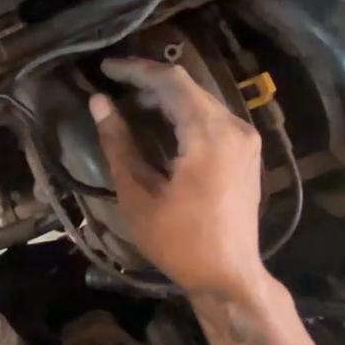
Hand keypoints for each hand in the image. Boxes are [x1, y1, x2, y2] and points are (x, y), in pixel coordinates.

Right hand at [90, 58, 268, 299]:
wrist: (229, 275)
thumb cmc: (178, 239)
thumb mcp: (138, 193)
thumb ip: (118, 142)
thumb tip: (98, 102)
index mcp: (208, 135)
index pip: (170, 81)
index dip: (135, 70)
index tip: (105, 69)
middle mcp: (234, 127)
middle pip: (188, 86)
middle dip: (149, 80)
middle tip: (113, 82)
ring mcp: (245, 139)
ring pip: (201, 99)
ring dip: (166, 95)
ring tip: (130, 101)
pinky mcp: (246, 151)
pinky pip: (212, 116)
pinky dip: (183, 111)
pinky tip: (159, 121)